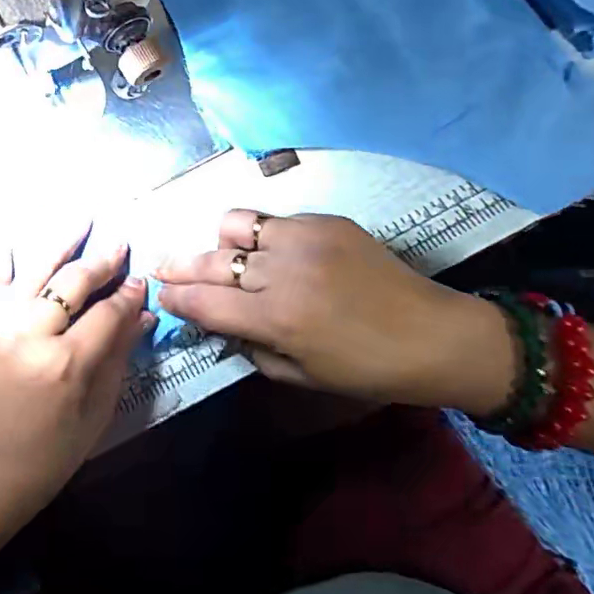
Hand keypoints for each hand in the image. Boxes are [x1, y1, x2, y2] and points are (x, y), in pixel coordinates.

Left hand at [0, 226, 152, 577]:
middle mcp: (29, 333)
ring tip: (83, 218)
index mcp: (65, 364)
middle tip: (120, 243)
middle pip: (74, 281)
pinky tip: (17, 241)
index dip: (129, 294)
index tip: (143, 281)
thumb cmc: (44, 460)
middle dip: (102, 261)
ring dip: (61, 241)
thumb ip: (118, 357)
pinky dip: (7, 260)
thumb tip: (142, 315)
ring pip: (36, 269)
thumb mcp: (94, 415)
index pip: (108, 312)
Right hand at [156, 211, 514, 414]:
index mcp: (276, 318)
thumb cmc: (365, 368)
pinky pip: (277, 220)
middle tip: (165, 266)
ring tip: (226, 255)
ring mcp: (306, 237)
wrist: (431, 333)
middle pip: (212, 259)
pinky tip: (275, 252)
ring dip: (223, 242)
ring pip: (237, 224)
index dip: (176, 297)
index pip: (205, 301)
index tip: (162, 293)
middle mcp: (283, 270)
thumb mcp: (300, 374)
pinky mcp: (327, 219)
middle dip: (181, 265)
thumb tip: (222, 322)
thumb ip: (252, 347)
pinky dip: (265, 236)